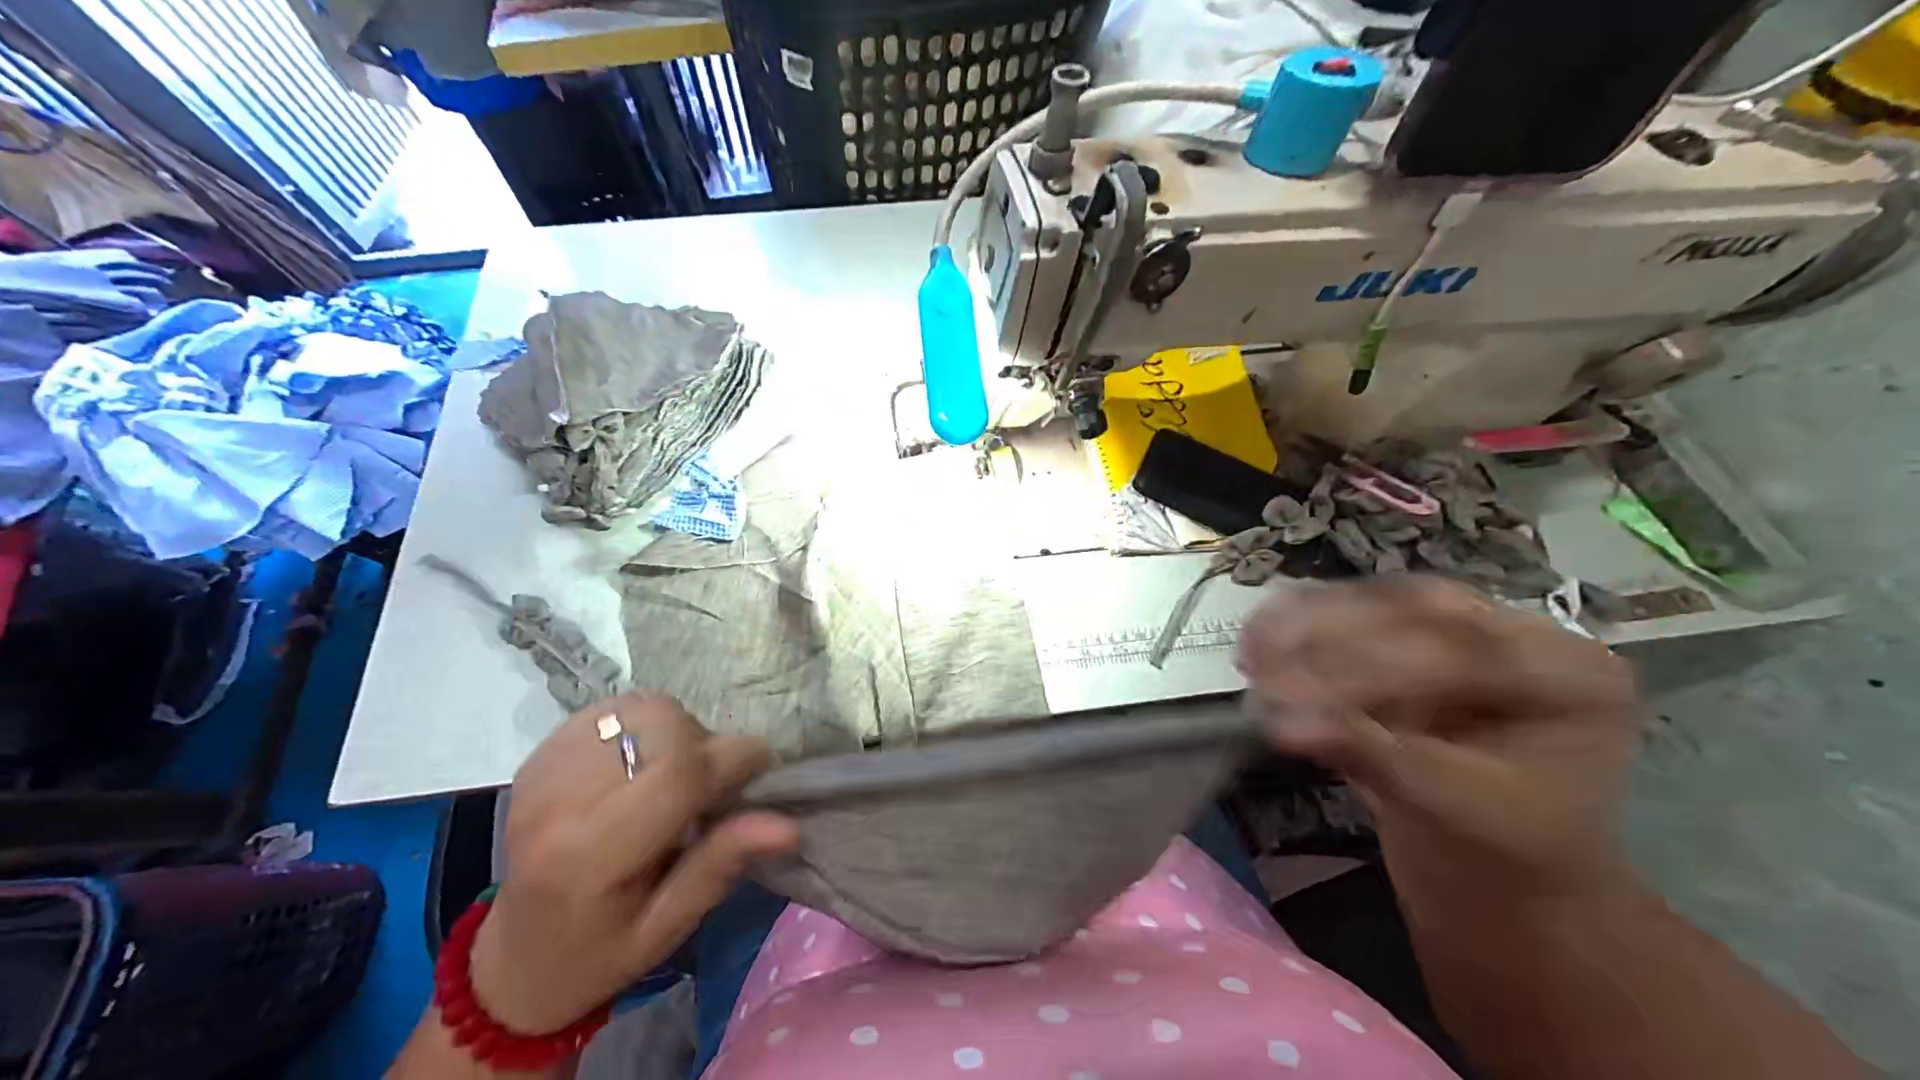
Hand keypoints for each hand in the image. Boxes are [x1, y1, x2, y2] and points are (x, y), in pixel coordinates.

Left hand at [467, 693, 798, 1034]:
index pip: (678, 772)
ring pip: (641, 708)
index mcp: (590, 855)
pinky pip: (613, 709)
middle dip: (706, 744)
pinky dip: (645, 725)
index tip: (759, 774)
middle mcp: (559, 801)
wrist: (516, 956)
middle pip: (661, 726)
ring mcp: (543, 770)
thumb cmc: (599, 954)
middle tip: (711, 786)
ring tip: (675, 774)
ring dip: (677, 730)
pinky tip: (643, 763)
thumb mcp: (667, 927)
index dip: (735, 760)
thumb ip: (720, 865)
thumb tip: (788, 824)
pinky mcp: (539, 755)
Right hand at [1236, 577, 1640, 891]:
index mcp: (1573, 678)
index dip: (1368, 670)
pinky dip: (1307, 625)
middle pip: (1416, 612)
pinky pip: (1360, 614)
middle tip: (1259, 663)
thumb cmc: (1505, 847)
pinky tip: (1263, 633)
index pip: (1463, 654)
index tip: (1290, 694)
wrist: (1510, 865)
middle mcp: (1524, 635)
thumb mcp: (1449, 807)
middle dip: (1329, 636)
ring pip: (1380, 603)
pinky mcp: (1422, 634)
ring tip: (1251, 648)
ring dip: (1308, 623)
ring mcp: (1471, 629)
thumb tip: (1285, 726)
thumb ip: (1372, 757)